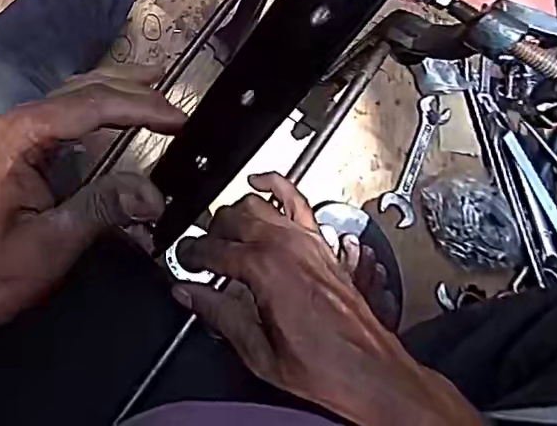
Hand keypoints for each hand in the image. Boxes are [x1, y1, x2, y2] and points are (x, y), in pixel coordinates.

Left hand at [0, 72, 185, 425]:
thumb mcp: (49, 244)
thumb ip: (102, 207)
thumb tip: (155, 192)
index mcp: (20, 133)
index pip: (91, 105)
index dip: (139, 107)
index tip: (179, 117)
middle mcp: (17, 121)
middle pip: (83, 91)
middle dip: (131, 92)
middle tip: (176, 104)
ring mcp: (14, 132)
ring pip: (73, 97)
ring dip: (115, 93)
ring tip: (155, 88)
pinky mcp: (18, 149)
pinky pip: (64, 118)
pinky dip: (97, 111)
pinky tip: (116, 112)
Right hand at [175, 174, 482, 425]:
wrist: (374, 375)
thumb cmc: (326, 369)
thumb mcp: (260, 353)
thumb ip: (219, 315)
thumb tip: (188, 294)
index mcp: (263, 270)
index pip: (212, 249)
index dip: (191, 254)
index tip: (182, 262)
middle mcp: (282, 245)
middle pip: (229, 220)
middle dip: (209, 234)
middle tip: (201, 252)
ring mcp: (302, 237)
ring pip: (254, 204)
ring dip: (233, 213)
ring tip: (223, 230)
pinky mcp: (318, 238)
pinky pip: (293, 195)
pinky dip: (273, 181)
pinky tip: (258, 181)